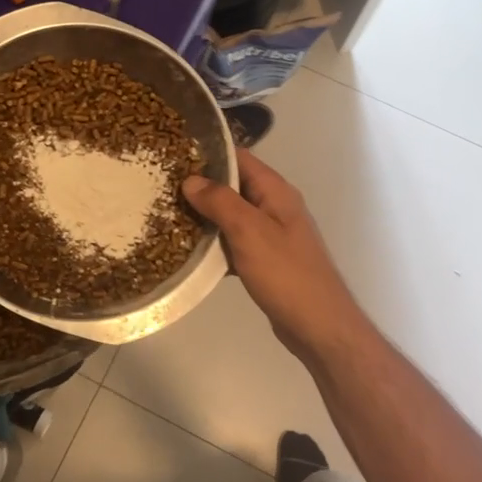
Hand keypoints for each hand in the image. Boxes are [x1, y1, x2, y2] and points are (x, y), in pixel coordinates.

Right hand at [182, 150, 367, 360]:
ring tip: (168, 216)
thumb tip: (191, 180)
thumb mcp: (249, 231)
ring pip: (232, 216)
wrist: (318, 326)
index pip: (239, 158)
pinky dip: (215, 244)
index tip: (173, 158)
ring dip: (205, 217)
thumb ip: (220, 201)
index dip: (208, 154)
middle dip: (201, 187)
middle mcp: (275, 207)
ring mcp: (272, 234)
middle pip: (233, 186)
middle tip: (162, 189)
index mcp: (276, 191)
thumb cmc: (286, 274)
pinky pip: (235, 242)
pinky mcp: (266, 260)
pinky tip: (189, 252)